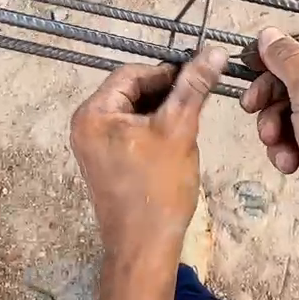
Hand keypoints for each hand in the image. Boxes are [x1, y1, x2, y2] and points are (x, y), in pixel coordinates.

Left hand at [69, 46, 228, 262]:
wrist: (145, 248)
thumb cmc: (158, 187)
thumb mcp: (179, 129)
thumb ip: (193, 87)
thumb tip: (213, 51)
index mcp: (93, 113)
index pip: (132, 74)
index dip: (166, 72)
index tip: (197, 77)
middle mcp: (85, 125)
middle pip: (131, 91)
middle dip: (165, 93)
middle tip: (196, 100)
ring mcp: (92, 146)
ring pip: (133, 112)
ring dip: (161, 112)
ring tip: (189, 122)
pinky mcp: (104, 162)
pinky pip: (129, 132)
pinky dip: (152, 130)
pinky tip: (175, 140)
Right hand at [239, 29, 298, 237]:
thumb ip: (287, 60)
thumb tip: (269, 33)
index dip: (275, 55)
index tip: (249, 64)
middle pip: (293, 80)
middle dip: (270, 98)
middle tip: (251, 107)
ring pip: (290, 111)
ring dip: (275, 127)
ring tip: (275, 144)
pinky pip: (297, 137)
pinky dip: (287, 148)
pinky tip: (289, 162)